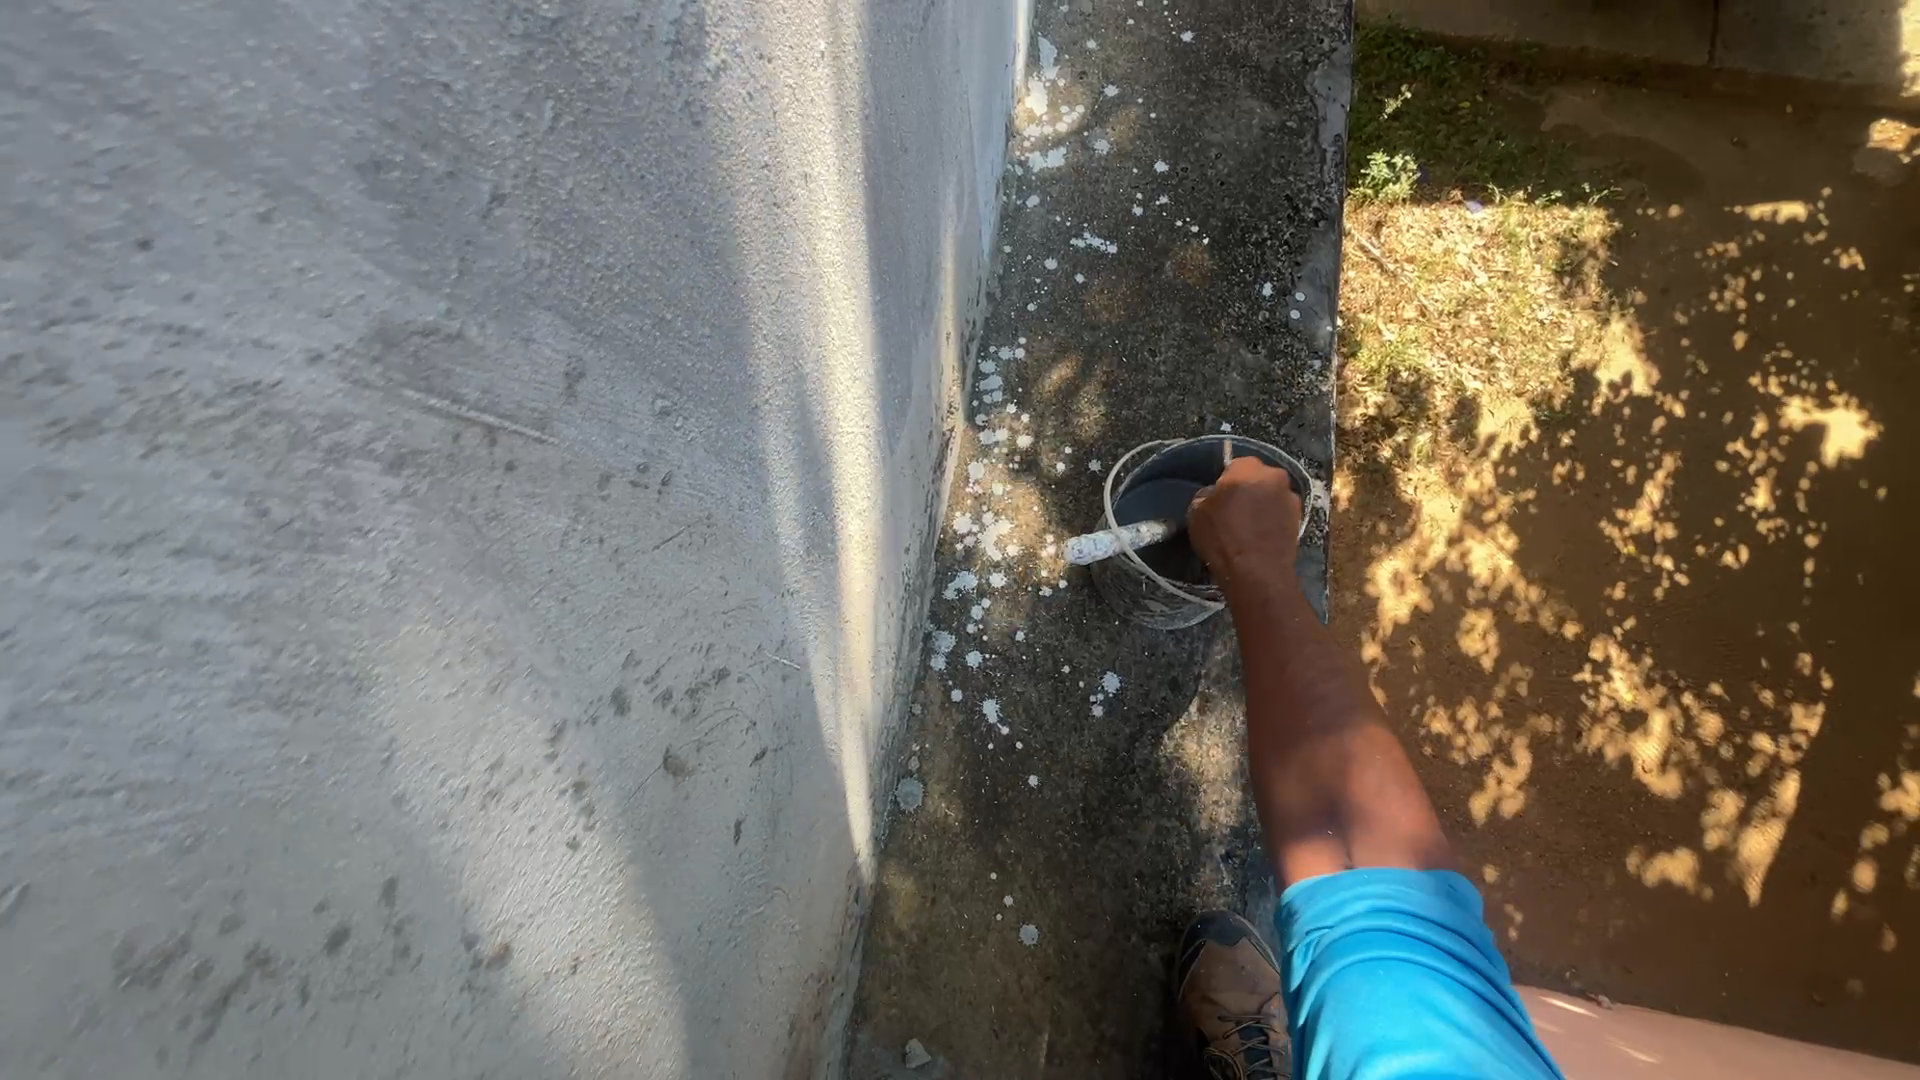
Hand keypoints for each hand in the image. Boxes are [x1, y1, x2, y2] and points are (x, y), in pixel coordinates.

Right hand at [1187, 457, 1302, 589]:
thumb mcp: (1196, 513)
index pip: (1235, 464)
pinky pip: (1280, 511)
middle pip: (1257, 477)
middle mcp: (1274, 476)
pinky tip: (1260, 535)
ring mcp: (1291, 497)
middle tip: (1233, 510)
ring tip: (1248, 526)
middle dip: (1247, 489)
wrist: (1256, 571)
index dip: (1226, 481)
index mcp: (1247, 469)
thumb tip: (1215, 494)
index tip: (1219, 498)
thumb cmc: (1222, 538)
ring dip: (1262, 504)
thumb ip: (1207, 495)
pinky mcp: (1300, 517)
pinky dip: (1272, 519)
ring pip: (1271, 494)